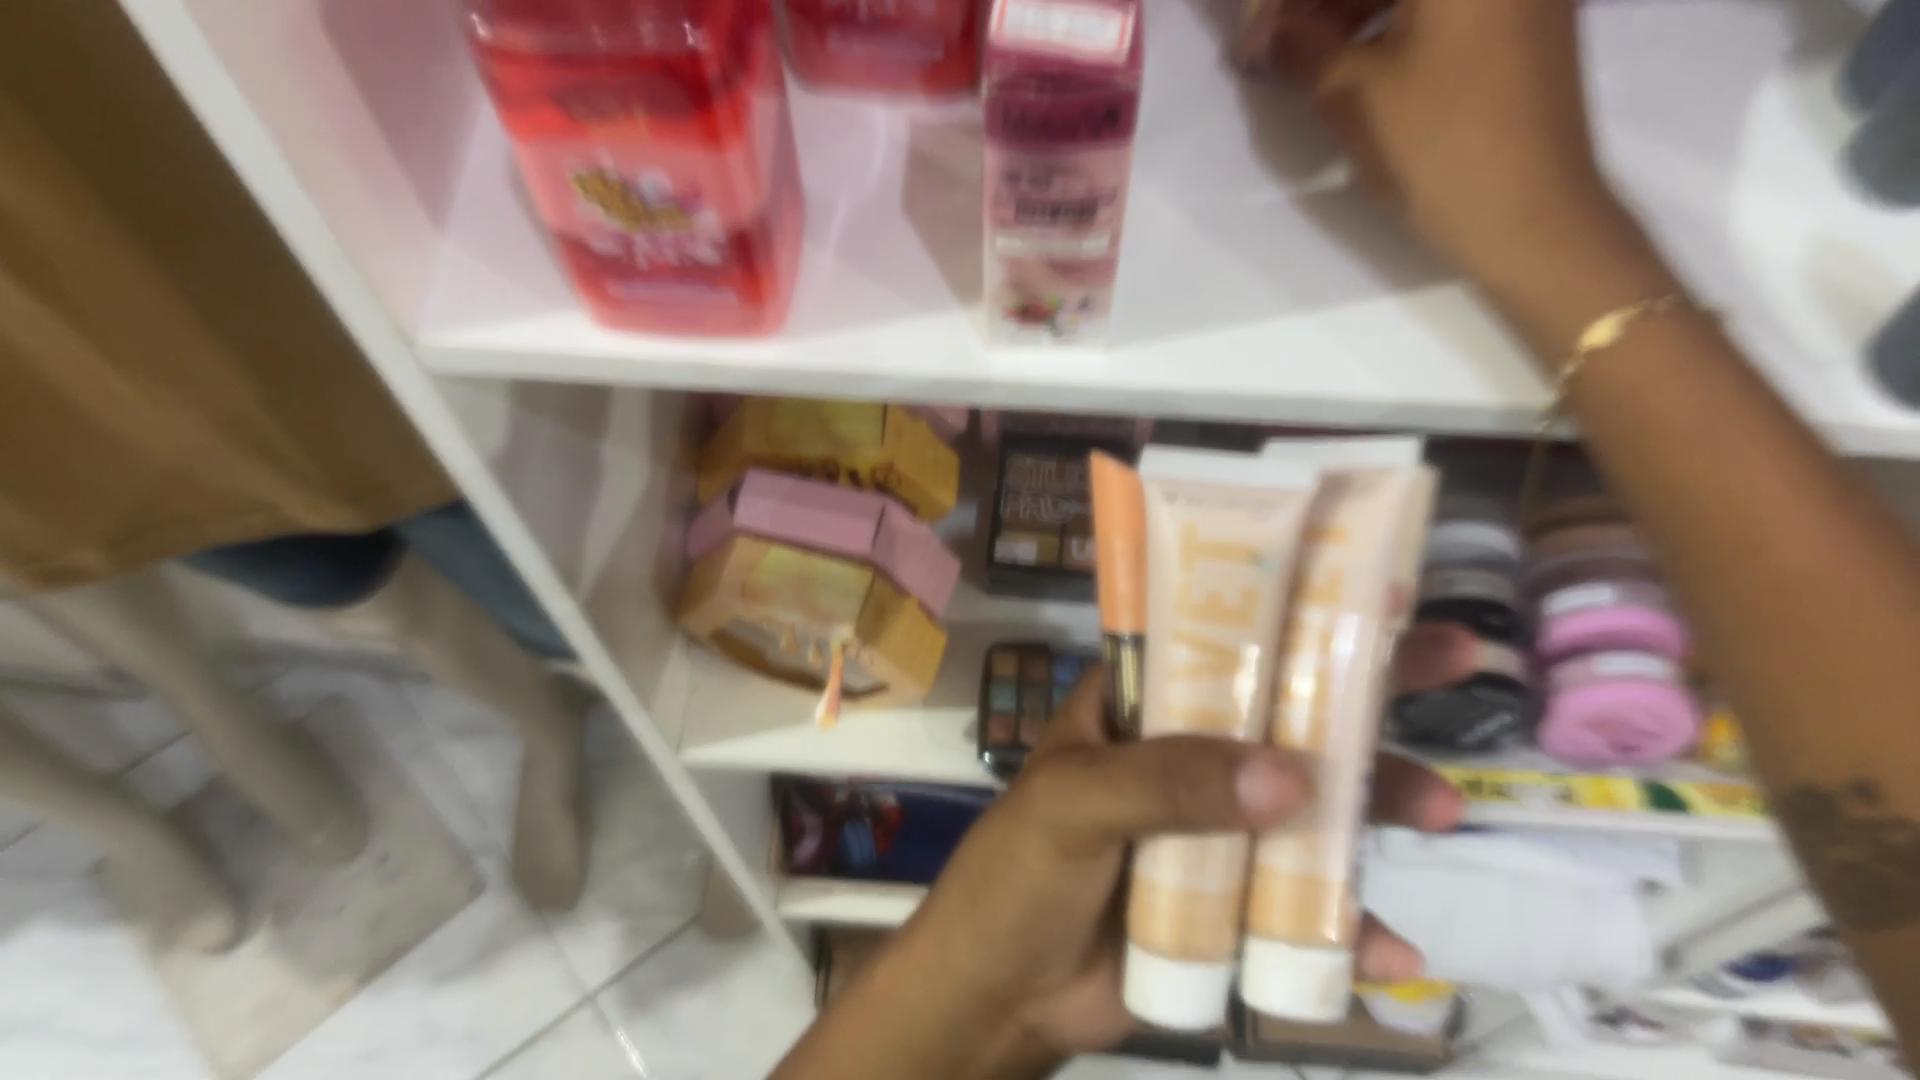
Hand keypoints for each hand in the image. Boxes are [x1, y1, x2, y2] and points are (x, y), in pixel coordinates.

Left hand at [842, 671, 1463, 1074]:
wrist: (1003, 996)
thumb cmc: (1018, 876)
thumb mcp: (1073, 808)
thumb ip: (1167, 784)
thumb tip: (1291, 778)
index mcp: (1137, 709)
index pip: (1216, 640)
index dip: (1288, 610)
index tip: (1372, 589)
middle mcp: (1183, 754)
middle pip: (1283, 710)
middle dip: (1364, 689)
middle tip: (1459, 659)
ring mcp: (1214, 826)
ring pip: (1309, 800)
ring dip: (1373, 801)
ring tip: (1437, 809)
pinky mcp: (1232, 899)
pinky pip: (1304, 901)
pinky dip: (1348, 922)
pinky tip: (1390, 952)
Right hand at [1273, 0, 1642, 302]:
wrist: (1529, 209)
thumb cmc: (1437, 142)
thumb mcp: (1352, 93)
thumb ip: (1301, 48)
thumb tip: (1261, 30)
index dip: (1298, 1)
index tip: (1264, 26)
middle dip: (1328, 2)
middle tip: (1282, 39)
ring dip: (1358, 9)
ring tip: (1313, 55)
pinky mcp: (1528, 20)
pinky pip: (1451, 6)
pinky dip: (1400, 20)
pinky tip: (1363, 57)